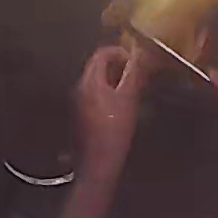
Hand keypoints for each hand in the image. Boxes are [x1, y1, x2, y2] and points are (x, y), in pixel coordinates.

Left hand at [74, 43, 149, 174]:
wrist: (98, 164)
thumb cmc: (115, 131)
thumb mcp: (129, 99)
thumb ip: (134, 75)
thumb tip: (141, 55)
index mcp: (89, 81)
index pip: (101, 54)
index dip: (119, 52)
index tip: (135, 60)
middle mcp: (79, 88)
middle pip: (97, 66)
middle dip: (118, 66)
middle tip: (136, 74)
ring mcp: (77, 102)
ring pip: (96, 81)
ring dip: (113, 80)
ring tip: (131, 90)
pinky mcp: (79, 115)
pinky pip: (93, 94)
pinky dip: (107, 93)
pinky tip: (120, 106)